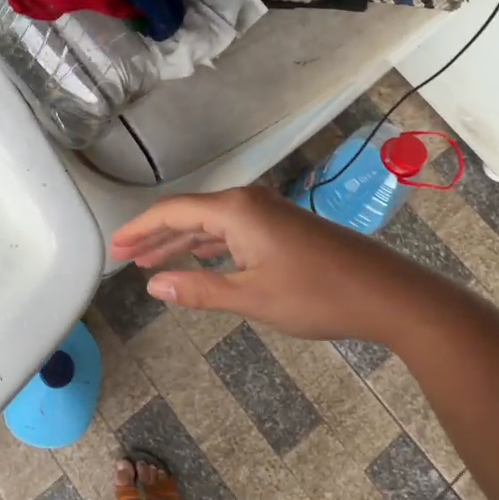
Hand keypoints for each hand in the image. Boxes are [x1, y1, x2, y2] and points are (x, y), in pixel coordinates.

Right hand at [109, 186, 419, 342]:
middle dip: (155, 236)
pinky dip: (207, 247)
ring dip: (180, 242)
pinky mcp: (281, 228)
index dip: (140, 229)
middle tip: (123, 256)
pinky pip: (230, 232)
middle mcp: (247, 203)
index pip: (173, 211)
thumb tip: (153, 284)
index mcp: (235, 211)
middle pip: (188, 214)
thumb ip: (199, 289)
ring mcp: (266, 213)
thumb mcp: (250, 296)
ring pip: (210, 224)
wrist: (385, 292)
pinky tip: (195, 260)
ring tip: (148, 262)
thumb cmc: (315, 294)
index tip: (114, 246)